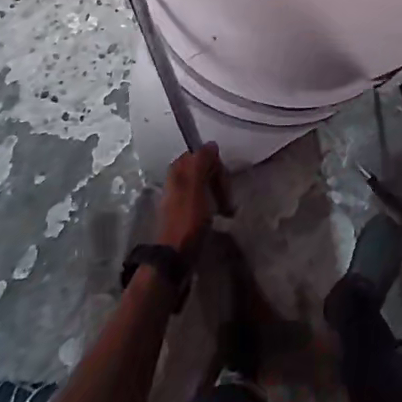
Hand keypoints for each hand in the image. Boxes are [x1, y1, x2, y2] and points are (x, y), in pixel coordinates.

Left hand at [154, 143, 220, 258]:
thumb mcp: (196, 186)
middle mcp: (177, 179)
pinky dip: (214, 205)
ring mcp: (181, 196)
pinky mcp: (185, 212)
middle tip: (228, 201)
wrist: (174, 257)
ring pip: (206, 185)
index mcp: (178, 169)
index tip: (225, 185)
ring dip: (219, 194)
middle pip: (205, 169)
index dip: (217, 167)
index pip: (204, 154)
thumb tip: (211, 144)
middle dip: (219, 182)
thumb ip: (202, 162)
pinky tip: (219, 216)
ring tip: (227, 211)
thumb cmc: (187, 219)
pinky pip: (204, 199)